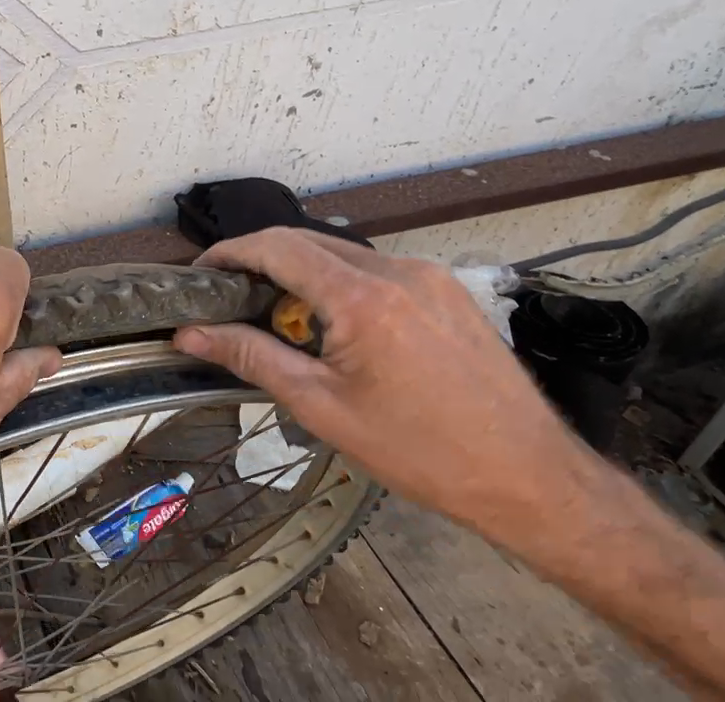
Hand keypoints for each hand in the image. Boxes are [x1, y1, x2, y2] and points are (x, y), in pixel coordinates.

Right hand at [171, 227, 596, 539]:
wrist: (535, 481)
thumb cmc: (421, 452)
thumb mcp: (321, 406)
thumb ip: (251, 357)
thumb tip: (189, 333)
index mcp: (365, 298)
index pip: (277, 247)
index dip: (230, 252)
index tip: (201, 274)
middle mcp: (400, 272)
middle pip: (307, 242)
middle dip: (259, 261)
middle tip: (228, 297)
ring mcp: (431, 278)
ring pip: (342, 253)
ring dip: (299, 272)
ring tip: (274, 316)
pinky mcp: (449, 293)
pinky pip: (376, 270)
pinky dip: (337, 283)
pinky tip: (330, 324)